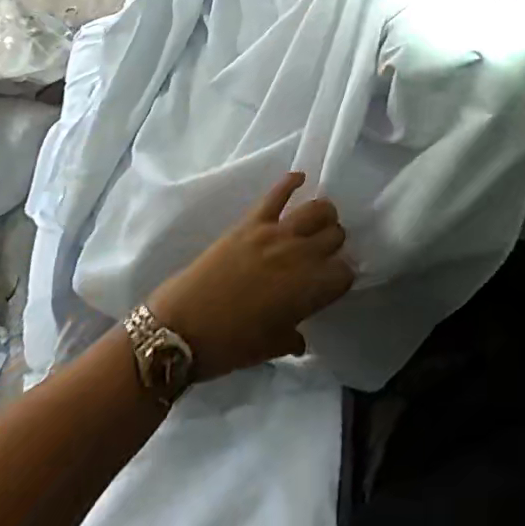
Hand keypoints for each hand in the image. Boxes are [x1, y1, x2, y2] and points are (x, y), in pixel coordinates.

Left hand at [147, 173, 354, 381]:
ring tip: (318, 222)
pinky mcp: (251, 222)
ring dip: (323, 215)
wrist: (179, 328)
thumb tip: (301, 338)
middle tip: (323, 255)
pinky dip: (290, 182)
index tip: (332, 284)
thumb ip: (292, 337)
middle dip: (334, 245)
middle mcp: (300, 255)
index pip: (345, 272)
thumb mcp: (270, 347)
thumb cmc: (229, 345)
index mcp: (308, 289)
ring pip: (316, 209)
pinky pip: (277, 194)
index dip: (342, 278)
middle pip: (335, 236)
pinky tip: (300, 178)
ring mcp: (275, 233)